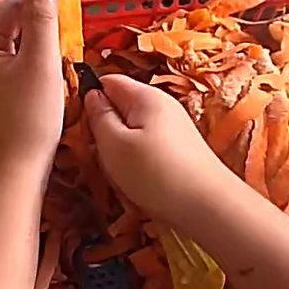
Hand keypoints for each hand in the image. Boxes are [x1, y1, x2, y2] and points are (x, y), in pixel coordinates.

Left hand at [0, 0, 65, 175]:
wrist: (15, 171)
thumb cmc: (29, 118)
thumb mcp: (41, 61)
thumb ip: (42, 17)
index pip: (8, 8)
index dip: (37, 2)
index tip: (65, 9)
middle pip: (7, 28)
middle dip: (36, 27)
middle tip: (66, 37)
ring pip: (10, 50)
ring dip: (34, 48)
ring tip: (58, 58)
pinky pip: (8, 70)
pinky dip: (28, 68)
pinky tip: (46, 79)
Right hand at [85, 74, 240, 220]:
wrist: (209, 207)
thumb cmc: (155, 173)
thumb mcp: (114, 144)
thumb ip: (99, 116)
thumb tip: (92, 94)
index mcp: (145, 96)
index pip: (108, 81)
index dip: (89, 97)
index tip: (79, 123)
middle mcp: (163, 106)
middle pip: (122, 106)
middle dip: (105, 127)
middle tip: (98, 153)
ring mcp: (174, 128)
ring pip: (133, 130)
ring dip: (119, 148)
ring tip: (118, 171)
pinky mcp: (180, 150)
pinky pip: (147, 146)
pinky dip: (137, 160)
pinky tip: (138, 181)